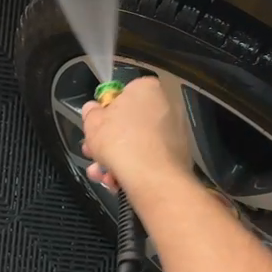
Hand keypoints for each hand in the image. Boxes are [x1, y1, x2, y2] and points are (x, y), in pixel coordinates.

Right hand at [80, 75, 191, 193]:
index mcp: (148, 89)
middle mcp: (167, 105)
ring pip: (139, 143)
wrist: (152, 177)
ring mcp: (177, 132)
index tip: (98, 124)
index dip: (108, 108)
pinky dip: (134, 169)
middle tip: (93, 152)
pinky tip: (116, 182)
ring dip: (117, 159)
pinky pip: (151, 158)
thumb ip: (91, 113)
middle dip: (109, 140)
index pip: (126, 91)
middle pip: (131, 121)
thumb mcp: (92, 123)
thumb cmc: (119, 140)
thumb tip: (94, 109)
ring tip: (101, 174)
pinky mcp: (180, 156)